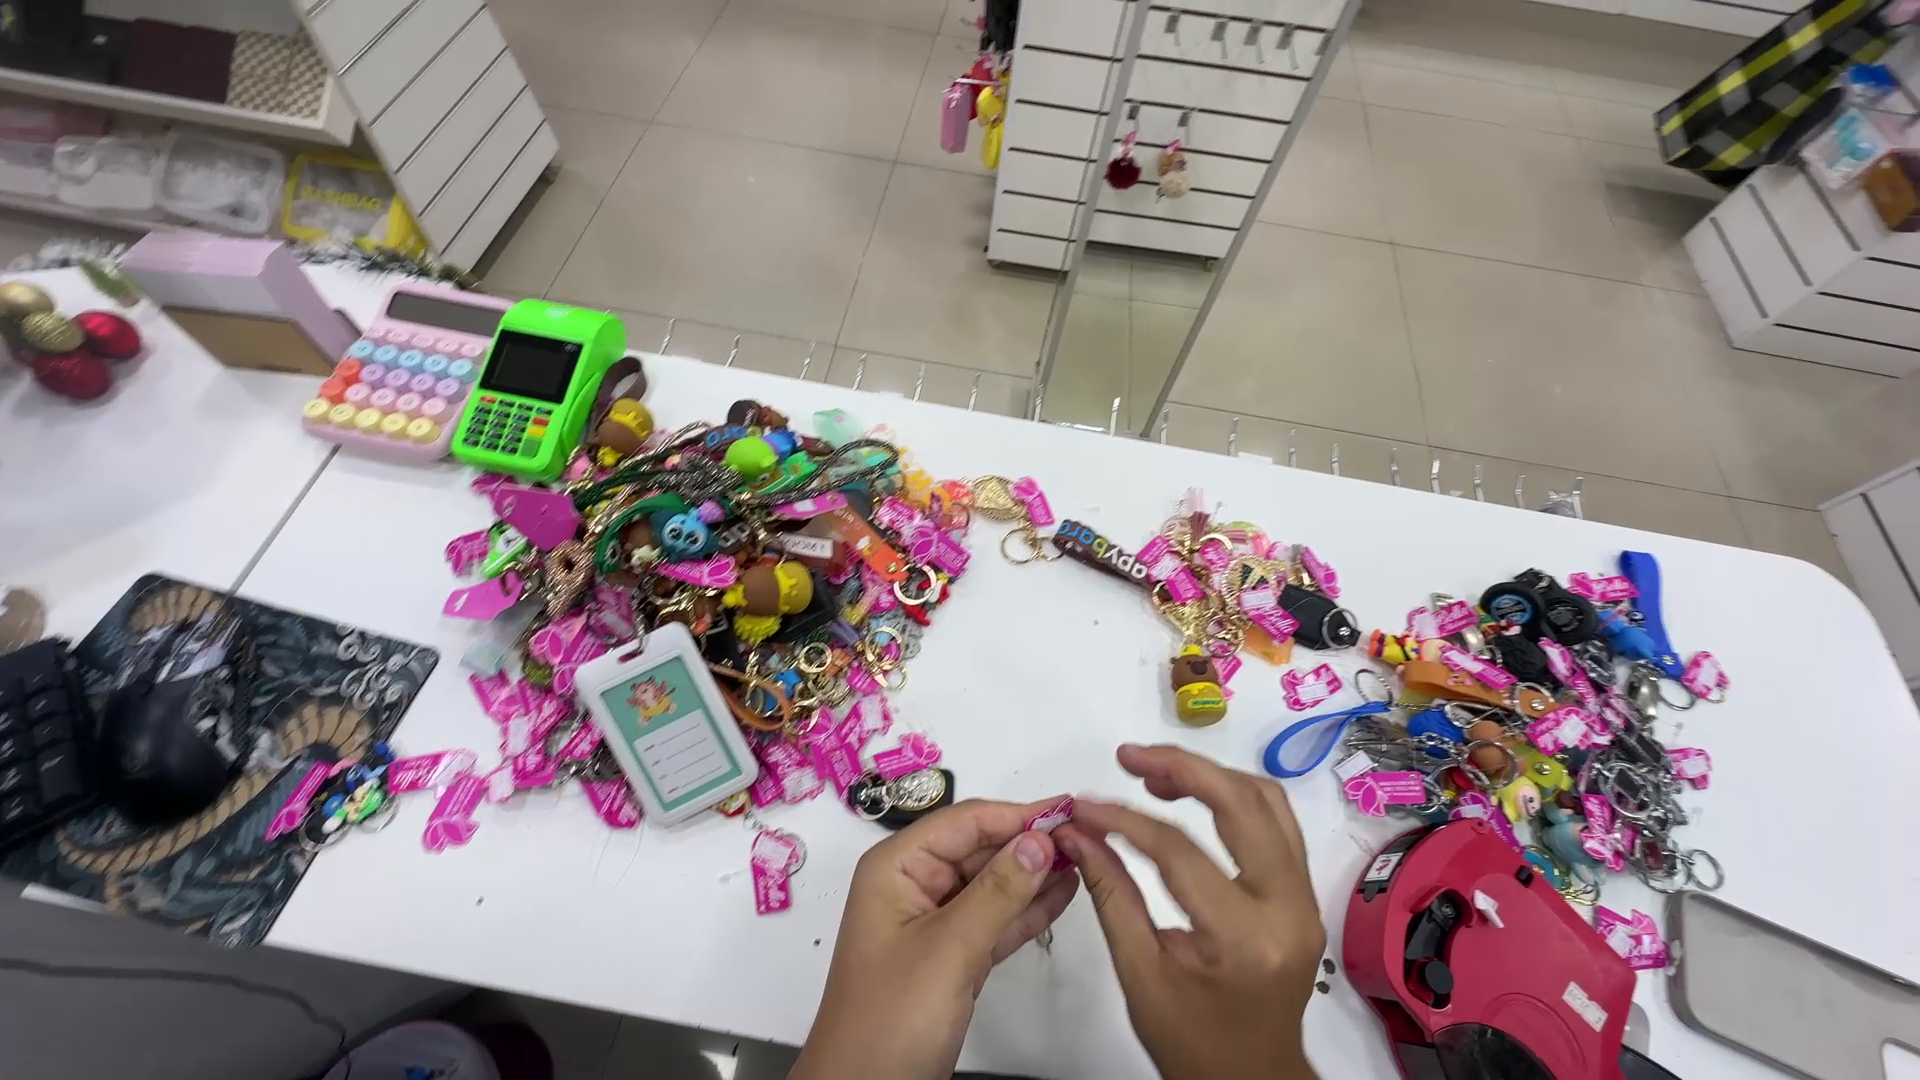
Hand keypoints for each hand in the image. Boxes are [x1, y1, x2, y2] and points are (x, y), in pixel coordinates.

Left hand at [790, 798, 1081, 1079]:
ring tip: (1083, 856)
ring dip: (1034, 872)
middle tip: (1084, 834)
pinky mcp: (954, 953)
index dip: (1016, 814)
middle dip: (1028, 841)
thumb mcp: (948, 949)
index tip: (1066, 809)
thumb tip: (1039, 840)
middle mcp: (915, 883)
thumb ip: (997, 892)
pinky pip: (996, 917)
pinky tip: (1063, 892)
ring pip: (992, 882)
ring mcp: (935, 919)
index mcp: (898, 867)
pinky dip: (1028, 908)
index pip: (965, 823)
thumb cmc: (890, 1019)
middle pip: (979, 847)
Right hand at [1055, 744, 1324, 1079]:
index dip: (1122, 819)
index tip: (1082, 806)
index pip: (1177, 851)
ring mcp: (1304, 897)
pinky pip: (1276, 821)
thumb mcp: (1138, 972)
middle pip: (1240, 804)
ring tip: (1155, 772)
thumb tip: (1075, 831)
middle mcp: (1287, 907)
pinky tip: (1194, 794)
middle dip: (1180, 767)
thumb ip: (1109, 892)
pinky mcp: (1303, 892)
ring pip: (1266, 801)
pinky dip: (1233, 795)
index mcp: (1243, 938)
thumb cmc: (1191, 1041)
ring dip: (1210, 775)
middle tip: (1127, 756)